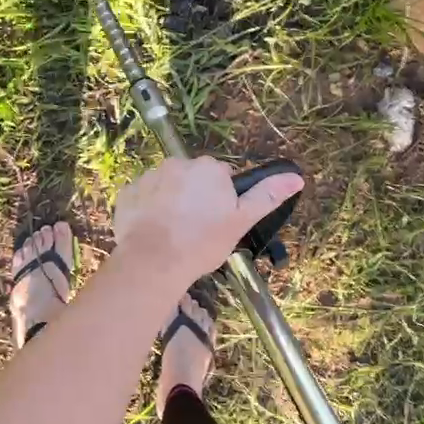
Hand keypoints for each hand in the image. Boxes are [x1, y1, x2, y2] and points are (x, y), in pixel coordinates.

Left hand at [111, 157, 304, 281]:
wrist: (153, 260)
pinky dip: (147, 210)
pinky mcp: (127, 192)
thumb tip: (296, 177)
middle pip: (191, 179)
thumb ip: (266, 196)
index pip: (220, 177)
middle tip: (196, 229)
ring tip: (173, 234)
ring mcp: (148, 176)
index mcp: (207, 168)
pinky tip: (152, 232)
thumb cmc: (202, 242)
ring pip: (166, 187)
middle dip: (194, 198)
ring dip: (170, 203)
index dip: (221, 200)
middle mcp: (176, 163)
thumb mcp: (241, 221)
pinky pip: (142, 197)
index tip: (217, 221)